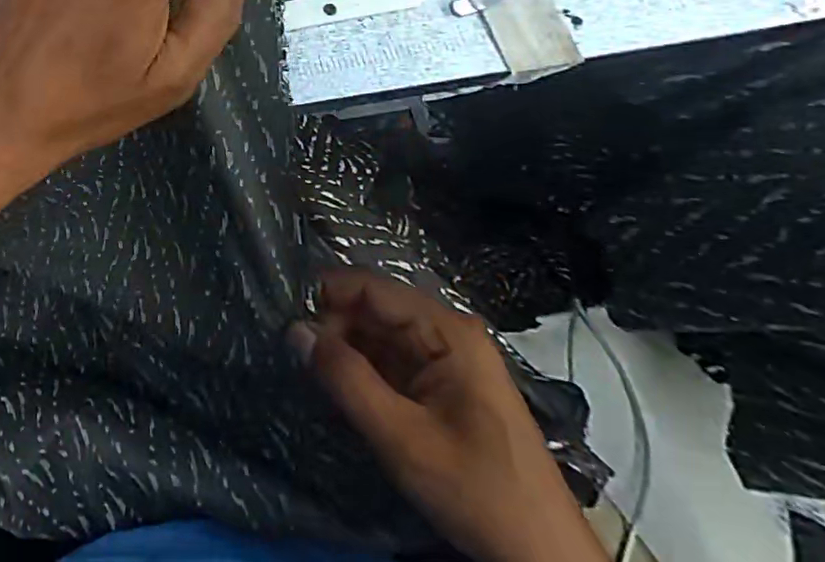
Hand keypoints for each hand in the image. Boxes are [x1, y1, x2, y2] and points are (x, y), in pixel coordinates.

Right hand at [291, 271, 606, 561]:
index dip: (328, 293)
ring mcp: (450, 359)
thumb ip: (347, 380)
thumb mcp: (401, 437)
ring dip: (348, 349)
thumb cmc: (475, 488)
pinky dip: (367, 371)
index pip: (374, 289)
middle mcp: (448, 332)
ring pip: (384, 337)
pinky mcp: (447, 386)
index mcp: (446, 330)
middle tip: (292, 352)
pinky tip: (340, 386)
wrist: (540, 551)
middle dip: (334, 325)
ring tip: (306, 367)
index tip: (284, 311)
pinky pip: (397, 363)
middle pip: (379, 310)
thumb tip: (296, 331)